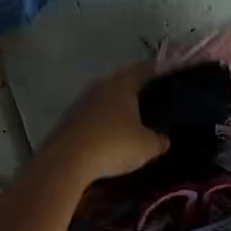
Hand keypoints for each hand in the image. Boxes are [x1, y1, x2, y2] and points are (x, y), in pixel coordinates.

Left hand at [46, 64, 169, 182]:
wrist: (66, 161)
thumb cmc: (112, 146)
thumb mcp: (146, 147)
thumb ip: (159, 141)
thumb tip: (163, 140)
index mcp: (121, 85)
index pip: (141, 70)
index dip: (154, 70)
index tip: (164, 73)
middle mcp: (98, 88)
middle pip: (119, 81)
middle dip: (132, 88)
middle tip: (147, 96)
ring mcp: (79, 104)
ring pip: (102, 98)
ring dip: (113, 105)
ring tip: (127, 116)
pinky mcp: (66, 120)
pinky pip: (89, 115)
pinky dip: (99, 120)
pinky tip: (104, 132)